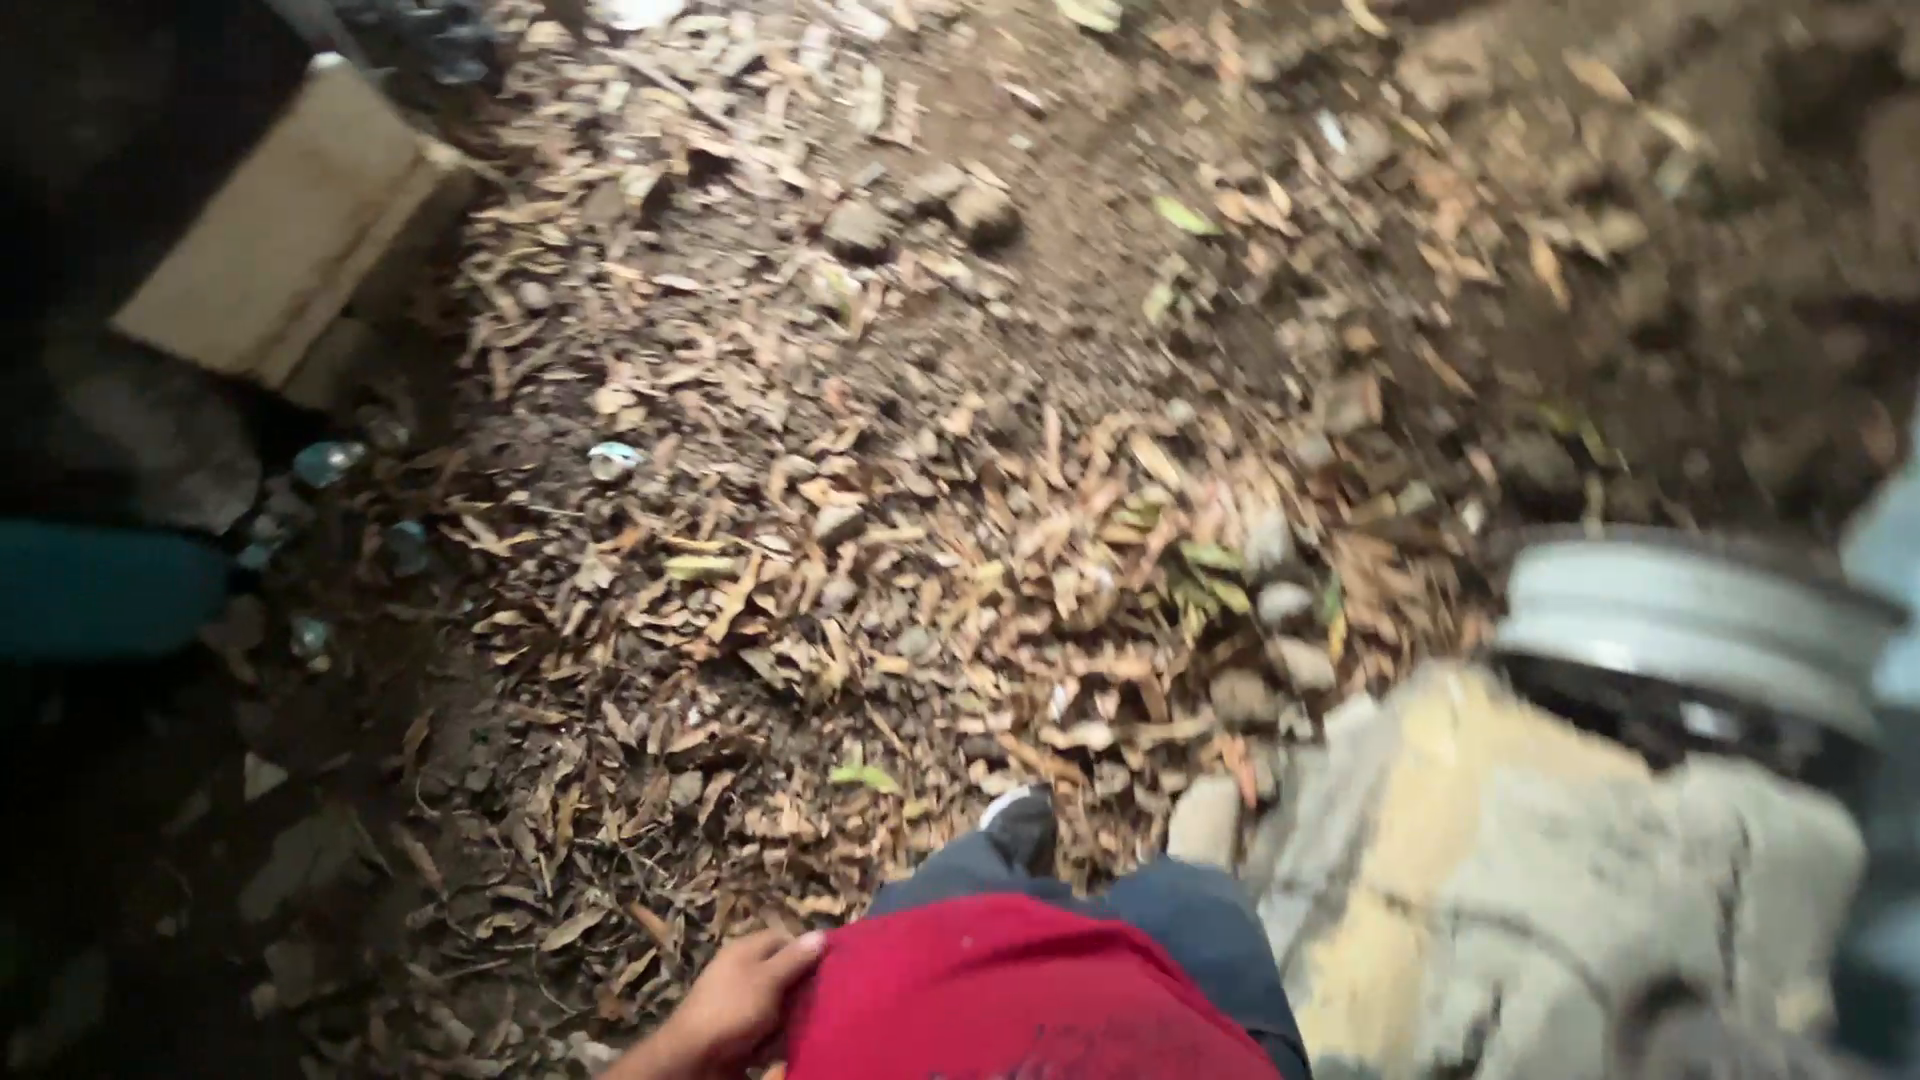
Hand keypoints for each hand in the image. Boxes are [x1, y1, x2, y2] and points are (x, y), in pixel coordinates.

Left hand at [659, 928, 825, 1069]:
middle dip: (801, 988)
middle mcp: (742, 972)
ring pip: (777, 1003)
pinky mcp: (738, 1031)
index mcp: (746, 950)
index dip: (805, 951)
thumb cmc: (731, 1009)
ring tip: (806, 1025)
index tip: (827, 968)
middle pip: (782, 972)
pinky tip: (784, 1045)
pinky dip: (776, 1036)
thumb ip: (795, 958)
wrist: (691, 1060)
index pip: (783, 939)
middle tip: (821, 1000)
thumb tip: (822, 934)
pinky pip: (766, 1027)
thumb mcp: (767, 980)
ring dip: (791, 1015)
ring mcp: (739, 1003)